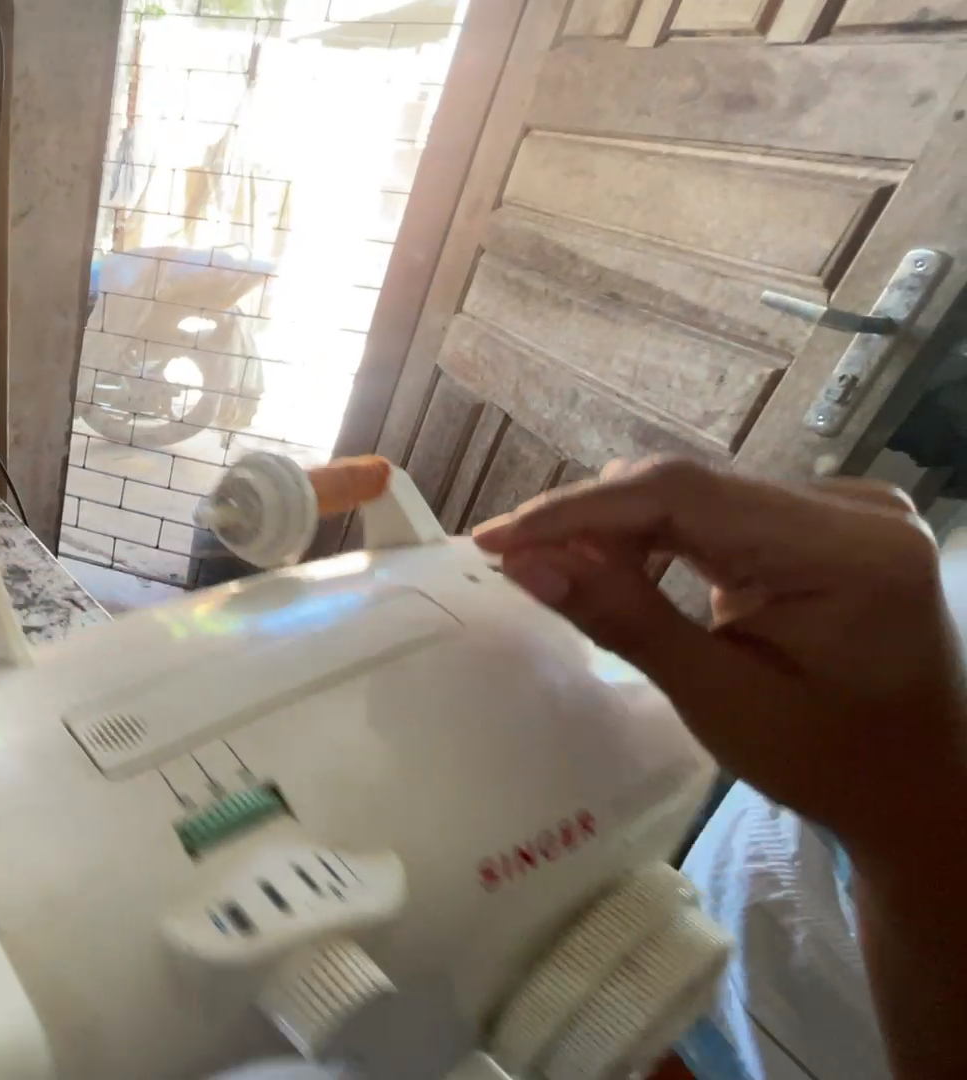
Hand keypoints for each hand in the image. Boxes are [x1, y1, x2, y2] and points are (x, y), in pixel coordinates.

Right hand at [471, 458, 966, 859]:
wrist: (919, 790)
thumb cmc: (828, 758)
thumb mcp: (713, 693)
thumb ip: (619, 617)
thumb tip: (522, 563)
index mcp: (847, 549)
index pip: (678, 496)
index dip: (573, 511)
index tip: (493, 539)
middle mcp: (847, 510)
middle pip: (674, 489)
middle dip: (582, 523)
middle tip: (509, 560)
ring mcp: (832, 513)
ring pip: (676, 498)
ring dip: (605, 533)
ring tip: (554, 573)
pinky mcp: (808, 526)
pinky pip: (696, 516)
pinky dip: (639, 542)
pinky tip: (609, 574)